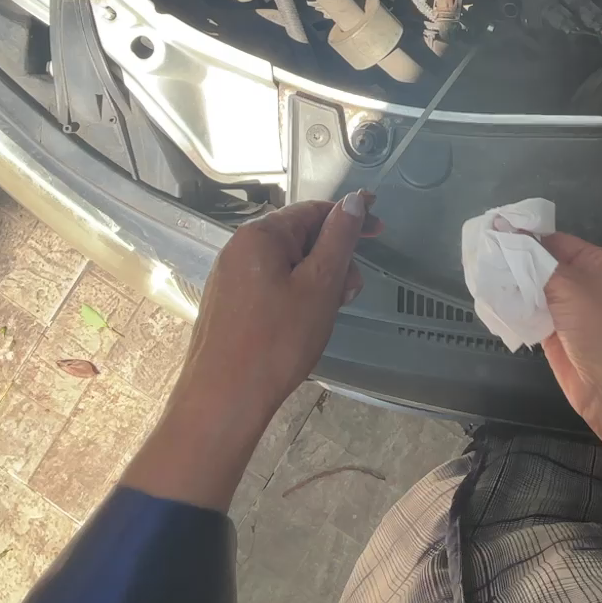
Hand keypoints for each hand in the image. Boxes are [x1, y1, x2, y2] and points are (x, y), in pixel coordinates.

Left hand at [123, 192, 379, 508]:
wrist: (221, 404)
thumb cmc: (277, 340)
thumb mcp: (320, 284)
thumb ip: (340, 237)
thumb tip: (355, 199)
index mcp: (260, 235)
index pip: (314, 210)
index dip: (351, 217)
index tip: (380, 229)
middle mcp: (239, 249)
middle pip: (301, 237)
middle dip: (335, 257)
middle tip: (353, 290)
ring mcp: (230, 278)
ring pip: (288, 264)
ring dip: (319, 279)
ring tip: (332, 311)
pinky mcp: (228, 305)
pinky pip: (272, 284)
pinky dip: (298, 294)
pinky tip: (307, 322)